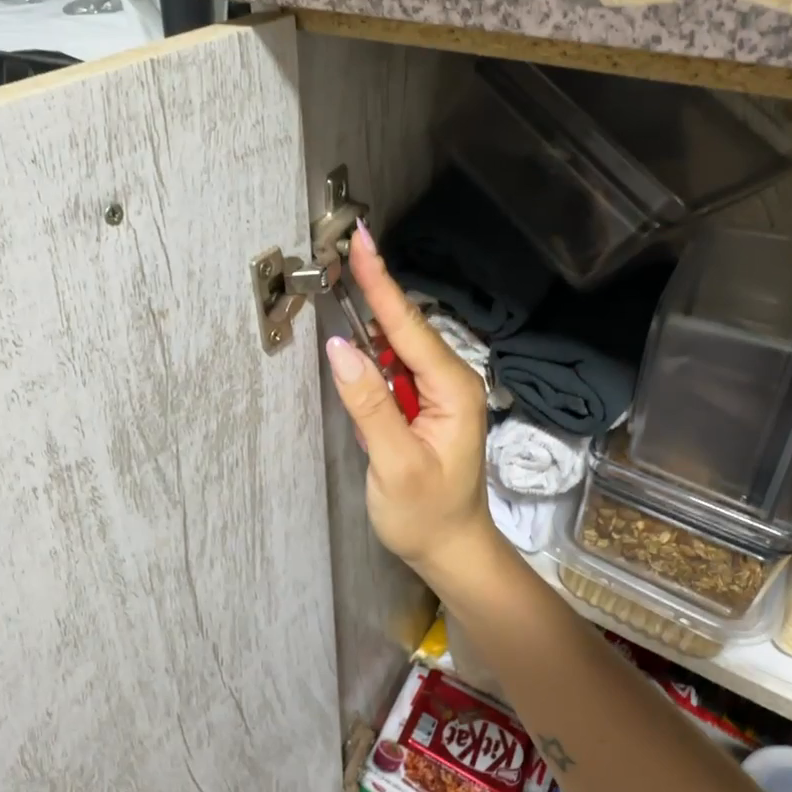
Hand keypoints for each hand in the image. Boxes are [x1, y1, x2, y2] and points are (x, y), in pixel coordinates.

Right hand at [325, 221, 496, 577]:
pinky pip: (391, 365)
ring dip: (367, 314)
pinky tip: (352, 335)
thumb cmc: (427, 515)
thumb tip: (340, 348)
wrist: (450, 549)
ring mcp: (435, 390)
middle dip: (372, 286)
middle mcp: (448, 380)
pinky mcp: (420, 402)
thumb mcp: (396, 464)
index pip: (408, 325)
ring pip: (395, 342)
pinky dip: (368, 347)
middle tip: (342, 251)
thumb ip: (370, 405)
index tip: (362, 241)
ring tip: (340, 281)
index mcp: (452, 388)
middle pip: (403, 324)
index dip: (381, 281)